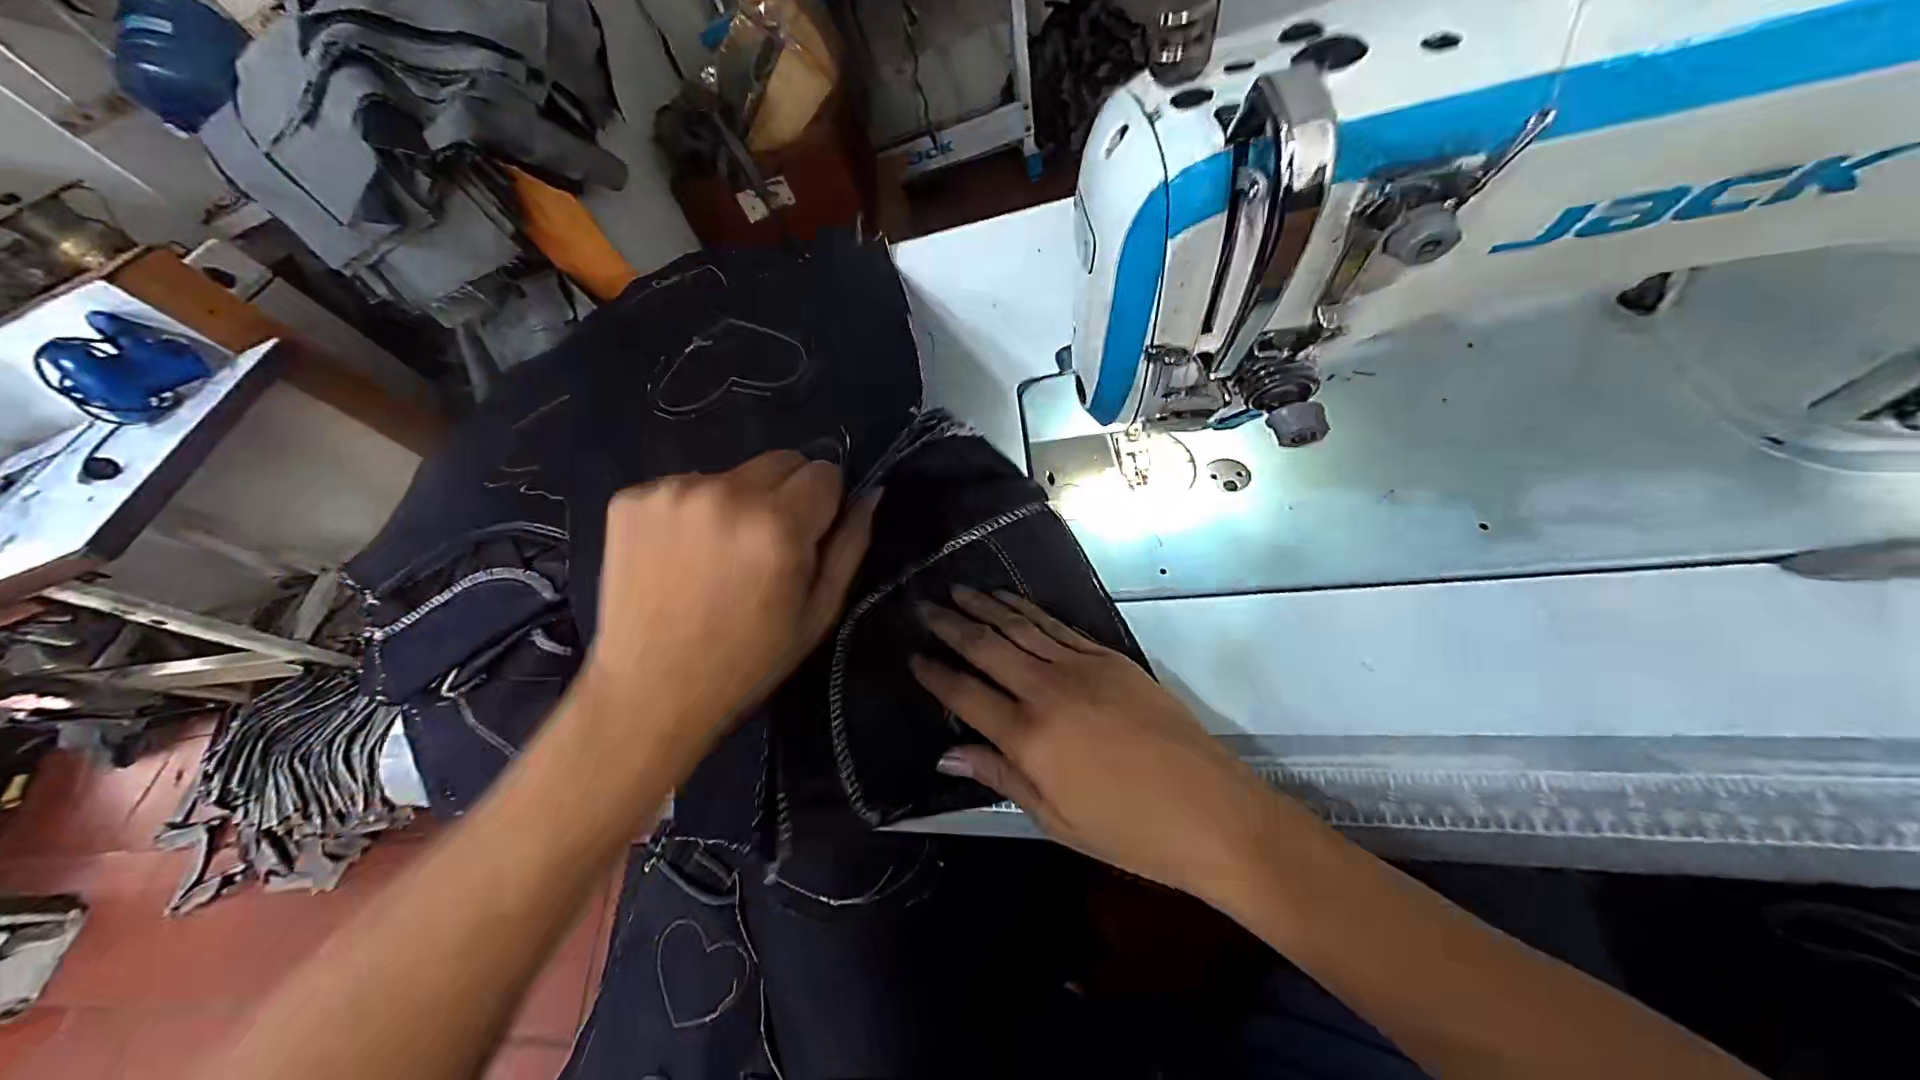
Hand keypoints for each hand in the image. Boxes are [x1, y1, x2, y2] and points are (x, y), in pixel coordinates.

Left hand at [582, 451, 877, 761]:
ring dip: (738, 503)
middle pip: (781, 460)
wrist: (651, 691)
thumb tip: (871, 492)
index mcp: (778, 525)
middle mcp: (726, 493)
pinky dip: (692, 512)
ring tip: (717, 558)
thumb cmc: (748, 661)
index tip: (808, 541)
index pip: (824, 472)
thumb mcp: (819, 613)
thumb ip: (851, 544)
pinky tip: (680, 556)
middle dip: (786, 495)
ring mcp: (672, 492)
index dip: (824, 505)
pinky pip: (686, 486)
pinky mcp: (630, 499)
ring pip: (733, 474)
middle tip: (765, 549)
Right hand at [911, 586, 1319, 904]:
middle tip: (922, 604)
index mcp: (1028, 737)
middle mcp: (1048, 691)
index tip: (912, 655)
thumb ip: (999, 776)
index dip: (935, 673)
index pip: (966, 694)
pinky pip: (1058, 626)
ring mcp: (1082, 668)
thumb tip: (947, 755)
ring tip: (958, 590)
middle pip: (987, 647)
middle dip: (950, 624)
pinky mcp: (1110, 657)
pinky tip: (1009, 600)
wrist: (1211, 810)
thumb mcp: (1054, 818)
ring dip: (985, 606)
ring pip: (1020, 627)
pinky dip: (1029, 610)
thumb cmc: (1127, 830)